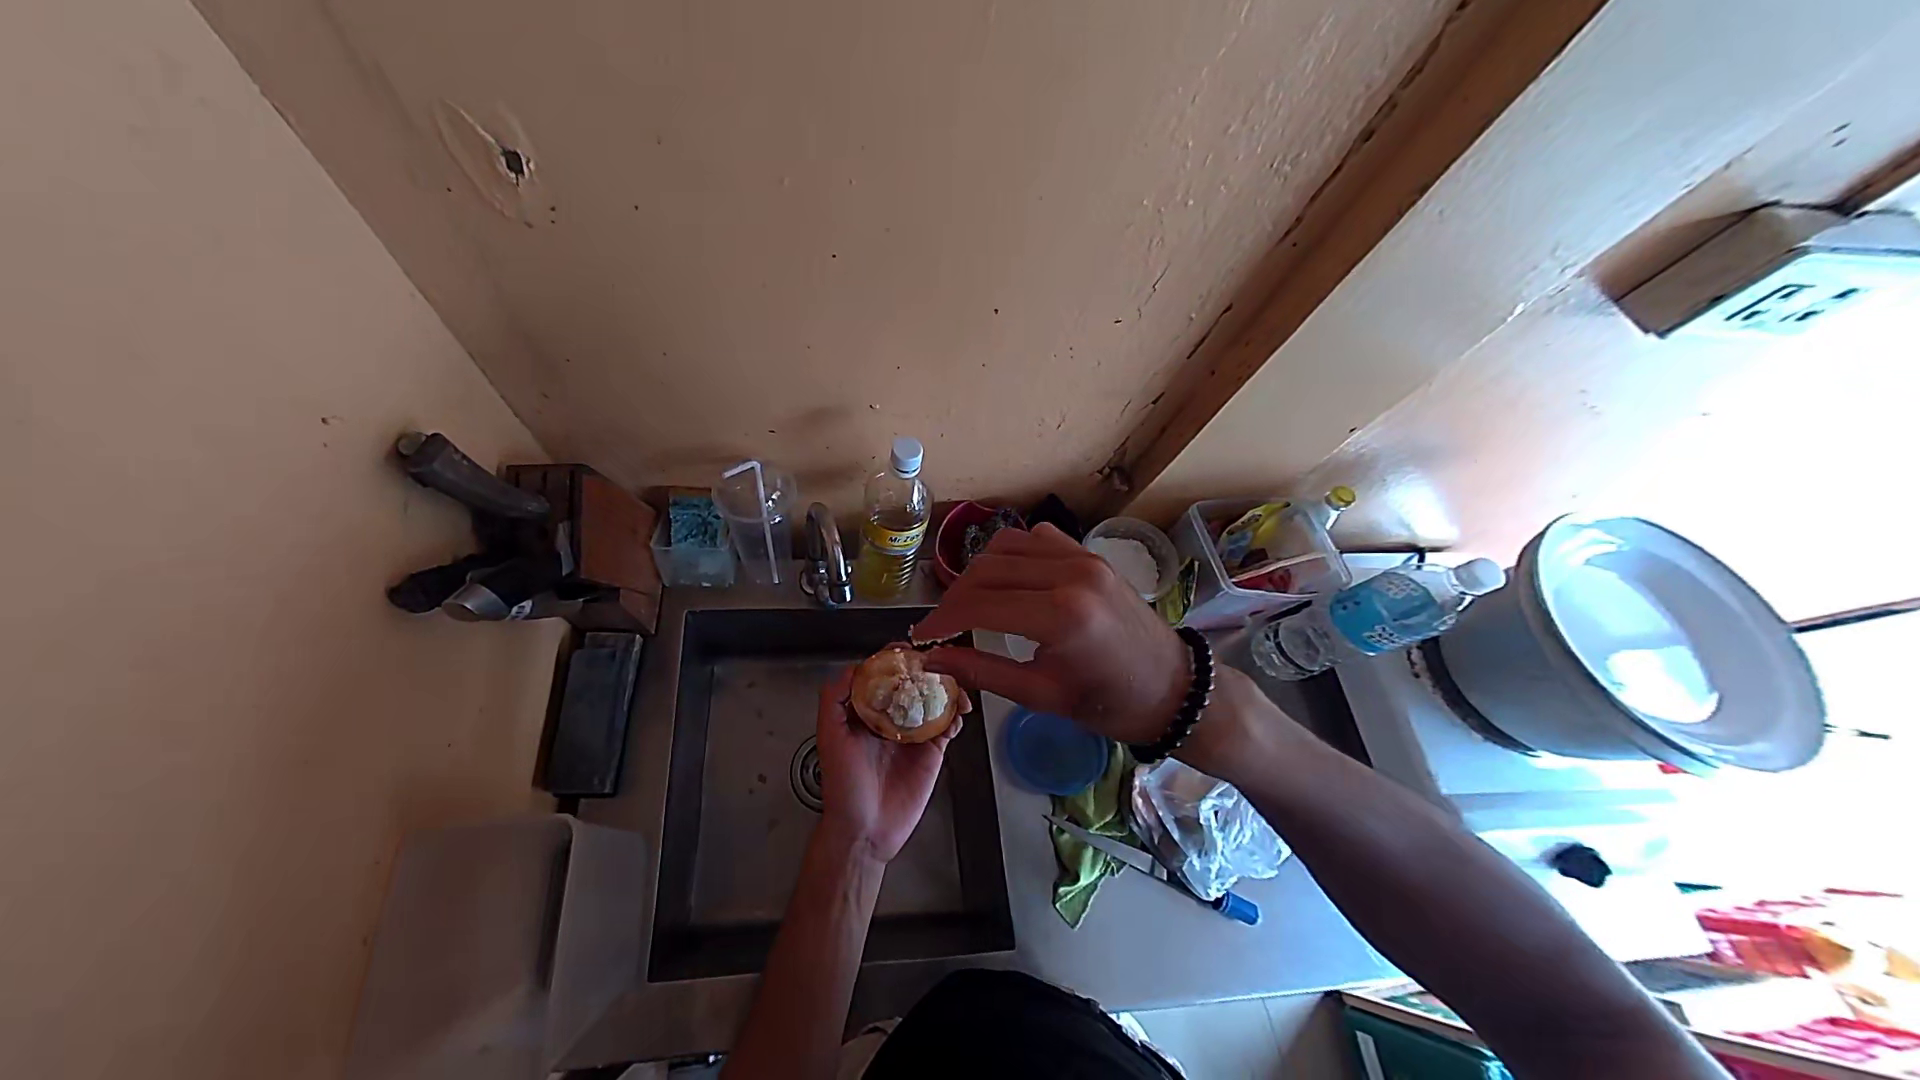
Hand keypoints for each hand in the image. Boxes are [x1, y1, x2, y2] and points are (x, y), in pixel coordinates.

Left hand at [813, 667, 959, 862]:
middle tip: (939, 662)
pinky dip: (956, 716)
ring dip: (947, 690)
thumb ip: (833, 699)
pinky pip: (948, 726)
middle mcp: (891, 719)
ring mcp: (914, 734)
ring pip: (934, 701)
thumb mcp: (829, 736)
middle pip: (912, 684)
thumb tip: (852, 668)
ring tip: (954, 685)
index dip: (894, 660)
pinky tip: (957, 713)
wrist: (865, 829)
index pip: (883, 676)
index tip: (905, 649)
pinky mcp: (932, 751)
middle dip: (927, 670)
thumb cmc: (842, 787)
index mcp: (867, 712)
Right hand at [911, 523, 1189, 745]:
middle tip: (943, 626)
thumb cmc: (1110, 703)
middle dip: (955, 597)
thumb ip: (982, 671)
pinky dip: (1013, 554)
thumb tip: (933, 658)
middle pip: (987, 569)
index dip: (941, 619)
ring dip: (980, 572)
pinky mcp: (1091, 554)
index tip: (921, 637)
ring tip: (971, 603)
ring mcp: (1083, 558)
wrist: (1173, 688)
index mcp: (1061, 615)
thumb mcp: (1041, 695)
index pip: (979, 604)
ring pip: (1007, 546)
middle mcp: (1070, 574)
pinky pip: (1037, 538)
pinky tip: (1009, 581)